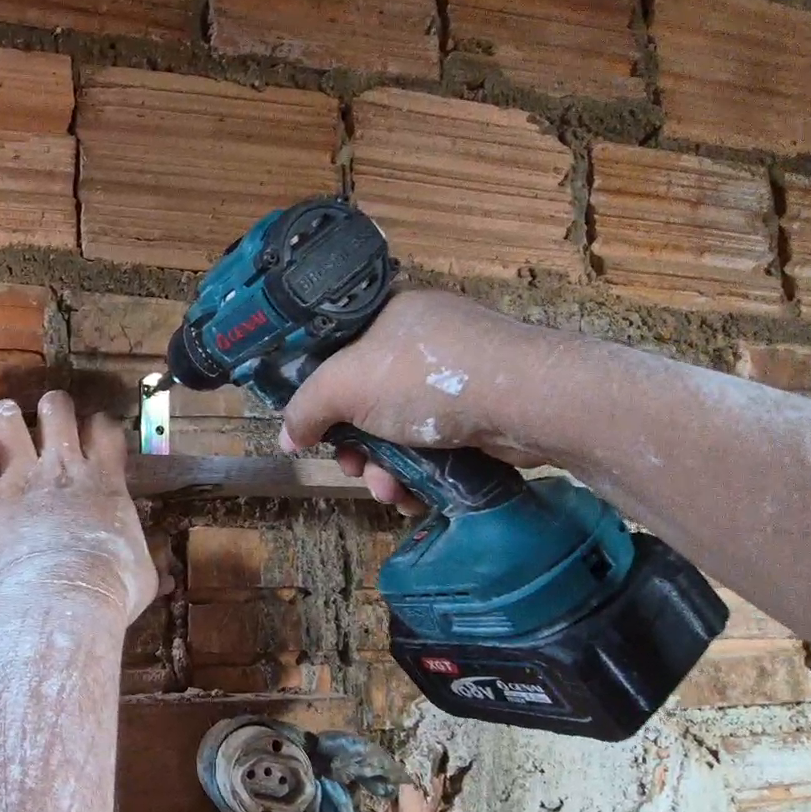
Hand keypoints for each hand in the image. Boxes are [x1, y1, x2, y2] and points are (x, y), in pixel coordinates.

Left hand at [0, 391, 160, 624]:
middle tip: (48, 424)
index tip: (94, 435)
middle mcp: (62, 469)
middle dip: (52, 409)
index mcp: (104, 482)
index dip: (99, 426)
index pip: (104, 430)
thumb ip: (145, 562)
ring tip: (4, 426)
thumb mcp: (142, 577)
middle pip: (57, 409)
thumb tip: (163, 578)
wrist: (59, 602)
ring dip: (6, 418)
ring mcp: (20, 478)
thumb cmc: (109, 593)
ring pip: (8, 419)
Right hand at [278, 289, 553, 513]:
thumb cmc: (424, 379)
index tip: (311, 427)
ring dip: (383, 469)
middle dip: (354, 447)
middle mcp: (419, 341)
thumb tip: (286, 438)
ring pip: (394, 430)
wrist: (524, 402)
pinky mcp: (477, 411)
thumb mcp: (342, 387)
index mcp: (387, 316)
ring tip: (389, 492)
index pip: (335, 352)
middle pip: (361, 401)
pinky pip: (429, 445)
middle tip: (353, 468)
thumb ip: (304, 410)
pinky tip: (415, 495)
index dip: (317, 393)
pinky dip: (417, 473)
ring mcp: (451, 377)